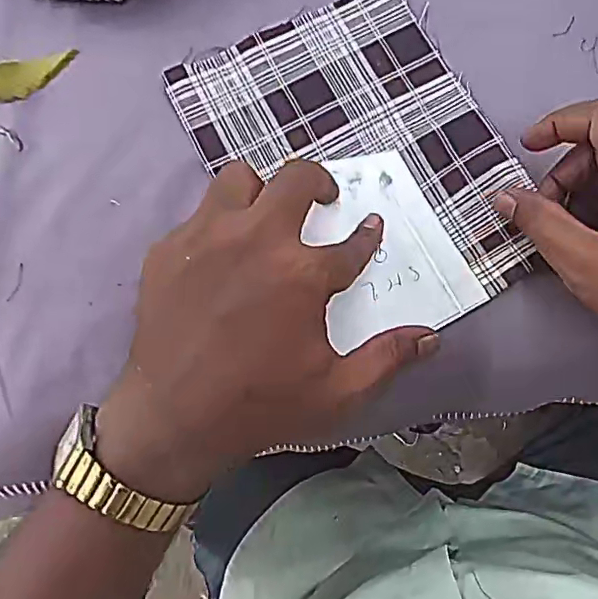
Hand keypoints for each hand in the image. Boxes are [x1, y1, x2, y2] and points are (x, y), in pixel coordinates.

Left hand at [94, 161, 437, 501]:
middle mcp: (256, 240)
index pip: (350, 243)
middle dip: (319, 182)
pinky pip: (198, 214)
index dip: (367, 236)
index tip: (370, 229)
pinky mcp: (167, 251)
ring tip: (268, 216)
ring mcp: (206, 239)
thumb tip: (429, 337)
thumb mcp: (338, 392)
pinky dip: (219, 224)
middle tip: (324, 200)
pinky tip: (221, 256)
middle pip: (295, 180)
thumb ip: (387, 359)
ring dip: (262, 191)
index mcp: (302, 274)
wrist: (172, 419)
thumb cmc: (261, 407)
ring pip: (239, 179)